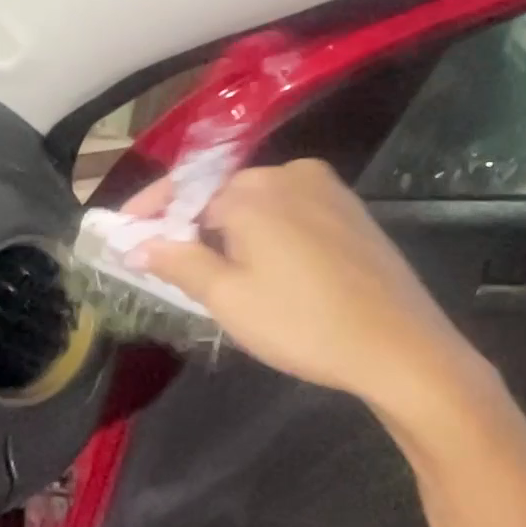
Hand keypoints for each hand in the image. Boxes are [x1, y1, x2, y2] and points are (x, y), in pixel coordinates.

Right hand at [124, 160, 491, 415]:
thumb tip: (137, 244)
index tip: (120, 232)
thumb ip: (177, 262)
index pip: (183, 192)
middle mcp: (290, 175)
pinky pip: (289, 212)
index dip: (148, 212)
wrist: (405, 351)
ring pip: (256, 203)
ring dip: (226, 228)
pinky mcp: (352, 213)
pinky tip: (261, 265)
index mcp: (253, 190)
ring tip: (210, 268)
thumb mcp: (227, 298)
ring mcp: (327, 191)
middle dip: (188, 222)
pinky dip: (263, 231)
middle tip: (164, 259)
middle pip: (220, 193)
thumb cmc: (304, 324)